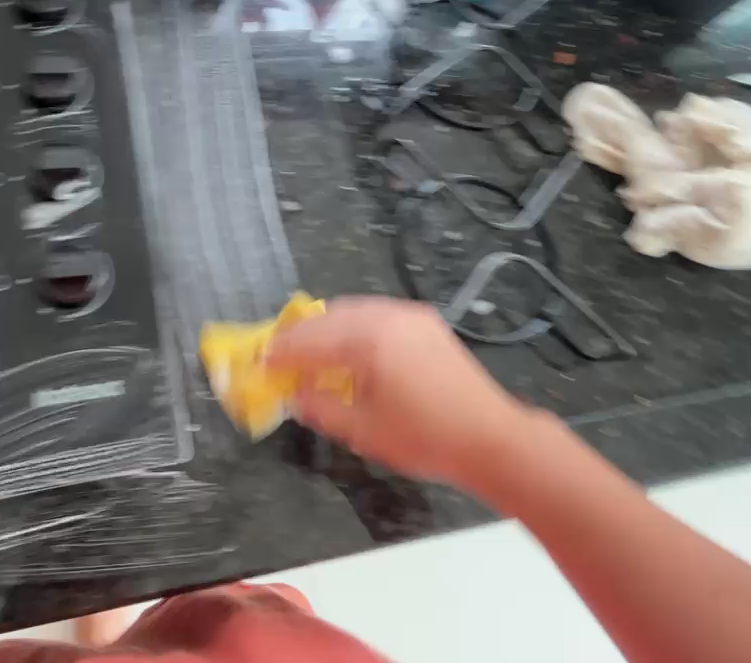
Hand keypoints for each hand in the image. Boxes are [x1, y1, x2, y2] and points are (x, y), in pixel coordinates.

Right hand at [266, 296, 547, 488]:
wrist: (492, 438)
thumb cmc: (425, 440)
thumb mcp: (363, 431)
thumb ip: (320, 408)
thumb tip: (292, 396)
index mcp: (368, 343)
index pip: (309, 342)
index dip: (280, 353)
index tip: (258, 362)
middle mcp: (385, 317)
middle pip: (326, 317)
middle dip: (299, 335)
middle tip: (278, 356)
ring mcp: (406, 314)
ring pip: (349, 309)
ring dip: (324, 327)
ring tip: (308, 352)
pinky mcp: (422, 320)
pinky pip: (374, 312)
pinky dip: (351, 325)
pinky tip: (347, 348)